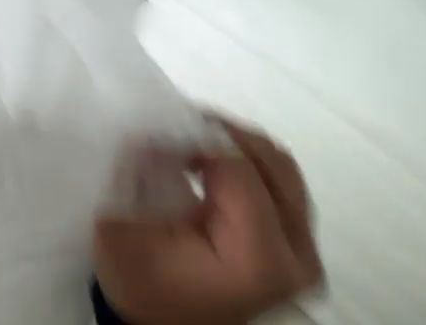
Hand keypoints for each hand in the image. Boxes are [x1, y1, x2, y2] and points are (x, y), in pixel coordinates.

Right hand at [94, 120, 322, 324]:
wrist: (161, 319)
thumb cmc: (137, 278)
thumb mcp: (121, 228)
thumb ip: (138, 175)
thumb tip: (149, 129)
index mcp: (258, 257)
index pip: (238, 169)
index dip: (194, 135)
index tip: (153, 123)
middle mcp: (298, 255)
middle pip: (272, 163)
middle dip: (219, 132)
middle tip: (171, 121)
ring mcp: (304, 251)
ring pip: (280, 167)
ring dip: (231, 143)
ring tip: (185, 137)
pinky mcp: (296, 245)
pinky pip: (278, 182)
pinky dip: (240, 159)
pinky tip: (202, 159)